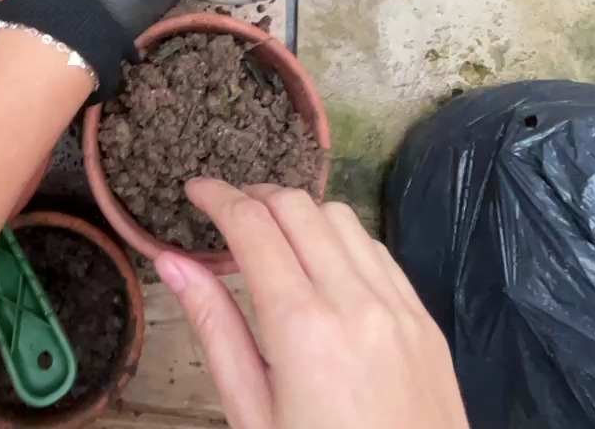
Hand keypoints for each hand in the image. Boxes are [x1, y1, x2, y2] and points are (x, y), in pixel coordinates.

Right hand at [156, 179, 469, 428]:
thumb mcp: (251, 414)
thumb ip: (214, 327)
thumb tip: (170, 261)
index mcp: (302, 326)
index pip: (252, 226)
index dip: (217, 196)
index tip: (194, 189)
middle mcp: (354, 301)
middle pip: (296, 206)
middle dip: (254, 197)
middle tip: (227, 215)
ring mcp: (397, 307)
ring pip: (339, 216)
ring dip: (299, 213)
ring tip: (272, 238)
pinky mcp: (424, 320)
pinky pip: (376, 248)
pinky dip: (339, 237)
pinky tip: (322, 265)